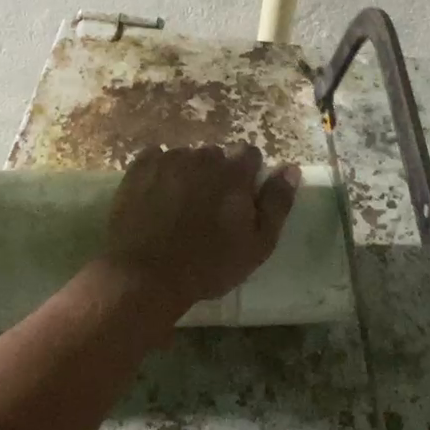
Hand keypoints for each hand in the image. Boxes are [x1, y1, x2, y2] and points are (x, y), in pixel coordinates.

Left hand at [100, 144, 299, 310]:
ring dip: (189, 174)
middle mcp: (203, 157)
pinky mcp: (139, 168)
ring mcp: (168, 160)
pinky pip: (156, 159)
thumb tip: (290, 168)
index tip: (241, 200)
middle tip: (209, 208)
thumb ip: (277, 202)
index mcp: (235, 172)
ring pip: (186, 157)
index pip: (250, 154)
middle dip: (217, 174)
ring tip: (180, 206)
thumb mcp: (258, 244)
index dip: (248, 176)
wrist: (146, 275)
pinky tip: (156, 197)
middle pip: (217, 155)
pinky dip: (160, 172)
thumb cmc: (208, 265)